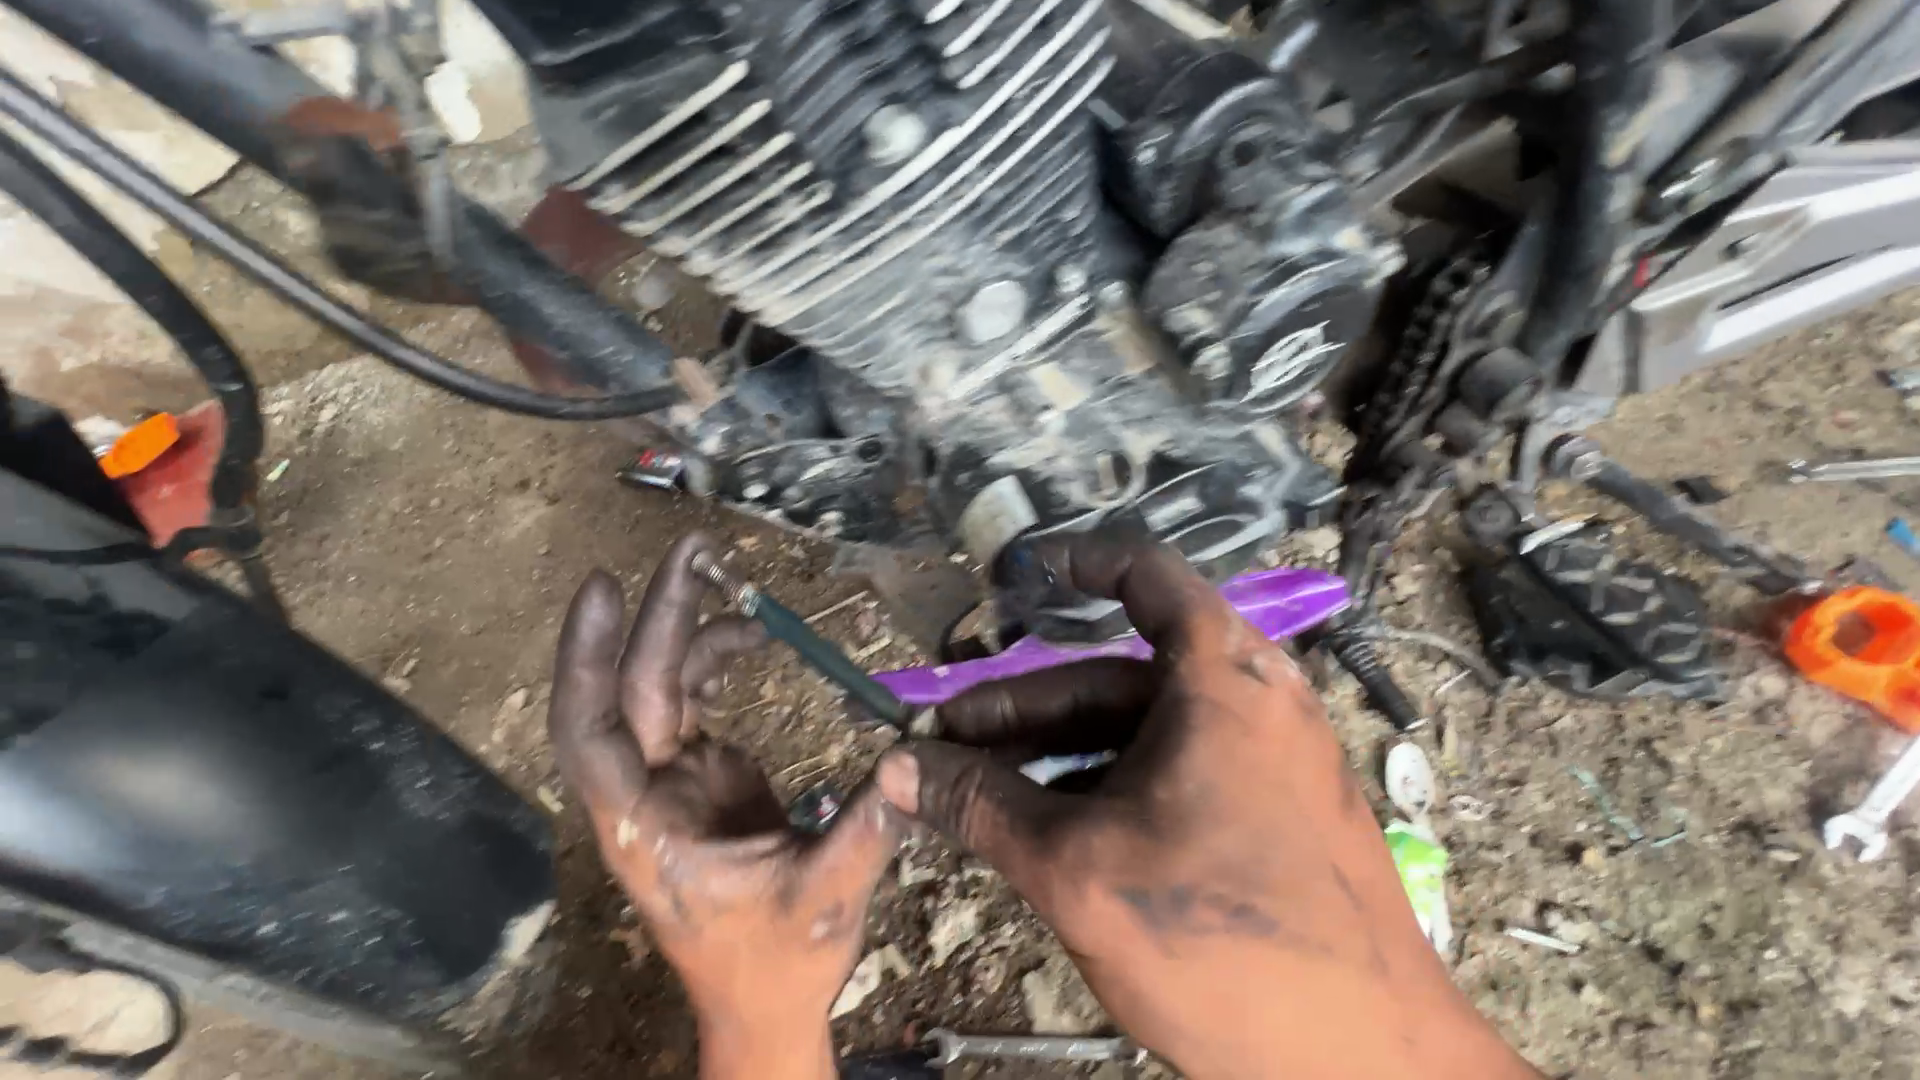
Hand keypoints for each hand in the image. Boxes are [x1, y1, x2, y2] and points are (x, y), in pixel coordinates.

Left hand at [549, 534, 902, 1079]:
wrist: (763, 1002)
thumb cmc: (776, 965)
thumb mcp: (825, 900)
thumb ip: (864, 831)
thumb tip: (906, 761)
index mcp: (647, 827)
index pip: (594, 731)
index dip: (590, 657)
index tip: (606, 587)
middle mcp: (646, 794)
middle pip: (631, 692)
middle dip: (655, 617)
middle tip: (694, 553)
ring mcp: (672, 782)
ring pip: (660, 691)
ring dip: (691, 635)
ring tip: (739, 593)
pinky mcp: (701, 777)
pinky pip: (692, 703)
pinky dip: (714, 663)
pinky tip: (750, 641)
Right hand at [876, 535, 1538, 1079]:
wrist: (1369, 1072)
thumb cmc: (1222, 942)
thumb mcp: (1078, 868)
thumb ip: (981, 806)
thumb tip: (898, 766)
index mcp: (1220, 677)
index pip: (1142, 574)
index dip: (1071, 563)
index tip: (1010, 576)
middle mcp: (1247, 698)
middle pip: (1111, 675)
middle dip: (1018, 708)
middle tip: (941, 745)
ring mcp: (1260, 759)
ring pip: (1132, 732)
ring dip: (1050, 754)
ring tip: (973, 793)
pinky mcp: (1263, 813)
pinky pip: (1163, 772)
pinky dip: (1098, 785)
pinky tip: (1040, 825)